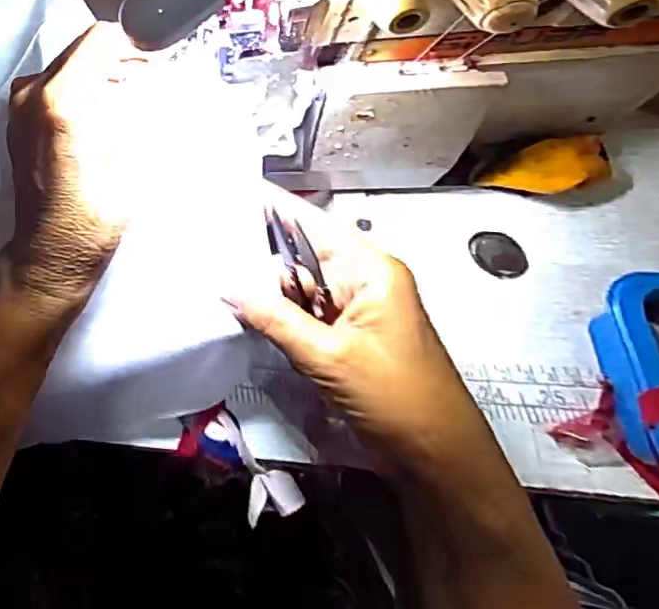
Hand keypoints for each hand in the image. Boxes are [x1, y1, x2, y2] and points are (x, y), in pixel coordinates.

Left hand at [0, 22, 143, 321]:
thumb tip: (163, 85)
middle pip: (81, 49)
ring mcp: (18, 106)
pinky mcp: (18, 118)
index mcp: (59, 104)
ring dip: (101, 71)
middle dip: (120, 57)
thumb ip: (144, 115)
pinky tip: (104, 108)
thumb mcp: (132, 166)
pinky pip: (55, 83)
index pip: (98, 41)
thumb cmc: (89, 222)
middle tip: (151, 76)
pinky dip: (82, 85)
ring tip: (132, 93)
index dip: (132, 43)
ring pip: (68, 65)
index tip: (156, 56)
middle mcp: (30, 96)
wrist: (46, 254)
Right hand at [227, 183, 496, 477]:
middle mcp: (363, 280)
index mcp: (370, 270)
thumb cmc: (403, 403)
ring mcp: (353, 307)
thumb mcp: (328, 356)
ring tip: (230, 286)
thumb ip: (273, 317)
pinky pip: (302, 310)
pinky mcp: (345, 333)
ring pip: (296, 284)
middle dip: (261, 259)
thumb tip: (228, 289)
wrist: (440, 465)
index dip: (271, 207)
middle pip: (298, 253)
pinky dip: (280, 314)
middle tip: (217, 253)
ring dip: (270, 292)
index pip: (310, 222)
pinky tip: (254, 315)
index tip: (232, 193)